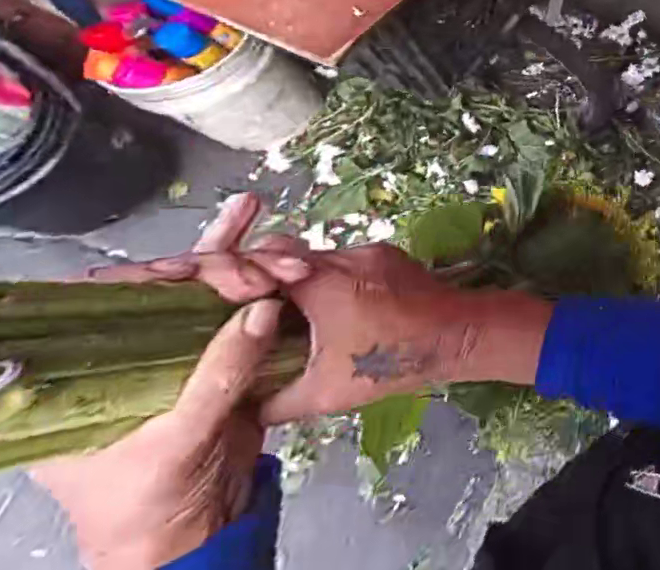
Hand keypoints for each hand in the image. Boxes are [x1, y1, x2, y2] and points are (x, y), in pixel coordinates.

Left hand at [35, 195, 305, 569]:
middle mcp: (123, 351)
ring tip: (268, 224)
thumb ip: (220, 375)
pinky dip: (252, 260)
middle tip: (262, 271)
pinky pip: (237, 295)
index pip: (101, 306)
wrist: (195, 526)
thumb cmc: (154, 498)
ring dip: (240, 252)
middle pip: (163, 285)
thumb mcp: (183, 439)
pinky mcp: (221, 344)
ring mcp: (176, 344)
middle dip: (217, 264)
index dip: (152, 279)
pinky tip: (261, 220)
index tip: (207, 274)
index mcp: (81, 378)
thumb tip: (264, 307)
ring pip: (202, 281)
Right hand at [250, 240, 551, 424]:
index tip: (197, 298)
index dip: (223, 276)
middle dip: (250, 277)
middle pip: (283, 253)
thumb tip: (227, 406)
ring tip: (263, 314)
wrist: (462, 333)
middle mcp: (348, 256)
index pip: (257, 261)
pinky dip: (318, 279)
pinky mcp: (388, 257)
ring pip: (313, 256)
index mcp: (326, 281)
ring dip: (288, 279)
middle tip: (226, 308)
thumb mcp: (320, 394)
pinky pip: (340, 261)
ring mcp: (372, 252)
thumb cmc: (393, 362)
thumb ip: (266, 400)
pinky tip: (308, 309)